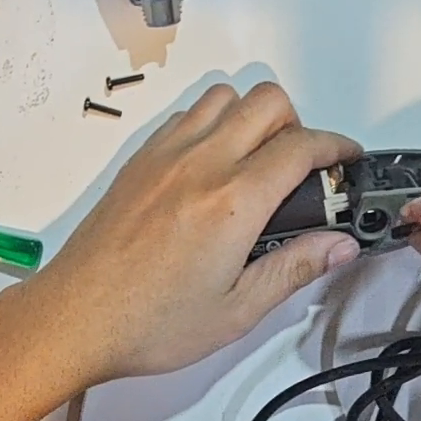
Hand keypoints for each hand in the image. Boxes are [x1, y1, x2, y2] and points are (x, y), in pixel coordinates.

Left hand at [8, 83, 360, 385]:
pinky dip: (210, 124)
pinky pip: (184, 116)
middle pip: (268, 101)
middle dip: (298, 124)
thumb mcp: (236, 311)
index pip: (302, 146)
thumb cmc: (147, 323)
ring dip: (251, 116)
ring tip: (254, 163)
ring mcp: (163, 157)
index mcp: (233, 203)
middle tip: (300, 169)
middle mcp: (199, 164)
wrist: (75, 319)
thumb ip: (294, 269)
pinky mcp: (137, 162)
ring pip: (223, 96)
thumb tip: (338, 246)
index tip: (345, 160)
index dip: (336, 147)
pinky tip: (209, 167)